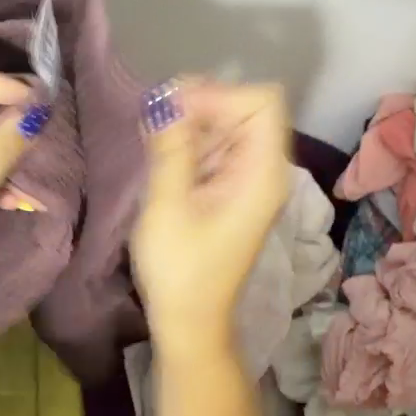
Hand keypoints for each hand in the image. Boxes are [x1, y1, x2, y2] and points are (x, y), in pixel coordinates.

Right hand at [131, 79, 293, 348]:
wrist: (189, 320)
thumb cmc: (180, 269)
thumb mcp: (167, 205)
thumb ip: (170, 148)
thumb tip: (164, 99)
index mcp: (261, 172)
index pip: (261, 101)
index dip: (218, 95)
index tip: (174, 112)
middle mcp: (263, 170)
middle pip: (245, 109)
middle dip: (201, 106)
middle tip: (154, 120)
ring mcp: (247, 181)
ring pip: (227, 127)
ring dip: (191, 124)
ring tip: (152, 137)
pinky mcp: (229, 192)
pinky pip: (216, 150)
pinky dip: (190, 143)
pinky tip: (160, 153)